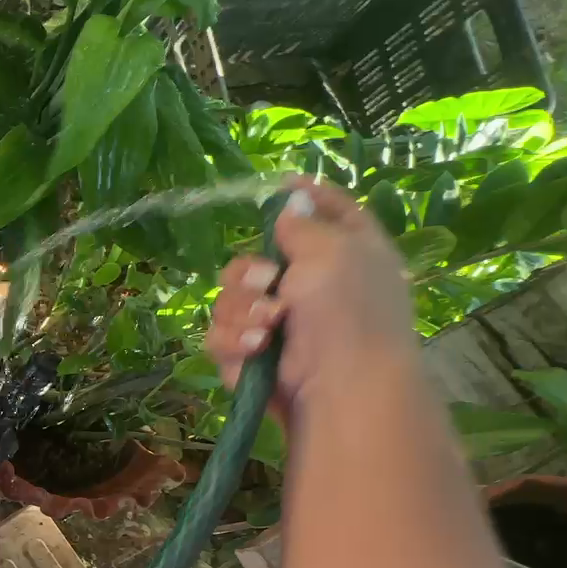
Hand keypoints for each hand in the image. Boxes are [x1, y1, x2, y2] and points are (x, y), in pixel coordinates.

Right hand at [207, 178, 423, 424]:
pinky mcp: (246, 353)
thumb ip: (303, 226)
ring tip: (267, 330)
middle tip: (268, 282)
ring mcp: (272, 322)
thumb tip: (289, 204)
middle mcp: (305, 284)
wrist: (336, 382)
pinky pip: (218, 336)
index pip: (322, 213)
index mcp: (341, 252)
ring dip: (242, 312)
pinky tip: (256, 350)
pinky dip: (234, 341)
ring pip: (227, 301)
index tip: (280, 185)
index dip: (301, 198)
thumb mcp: (333, 253)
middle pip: (252, 261)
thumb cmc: (348, 313)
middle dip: (249, 273)